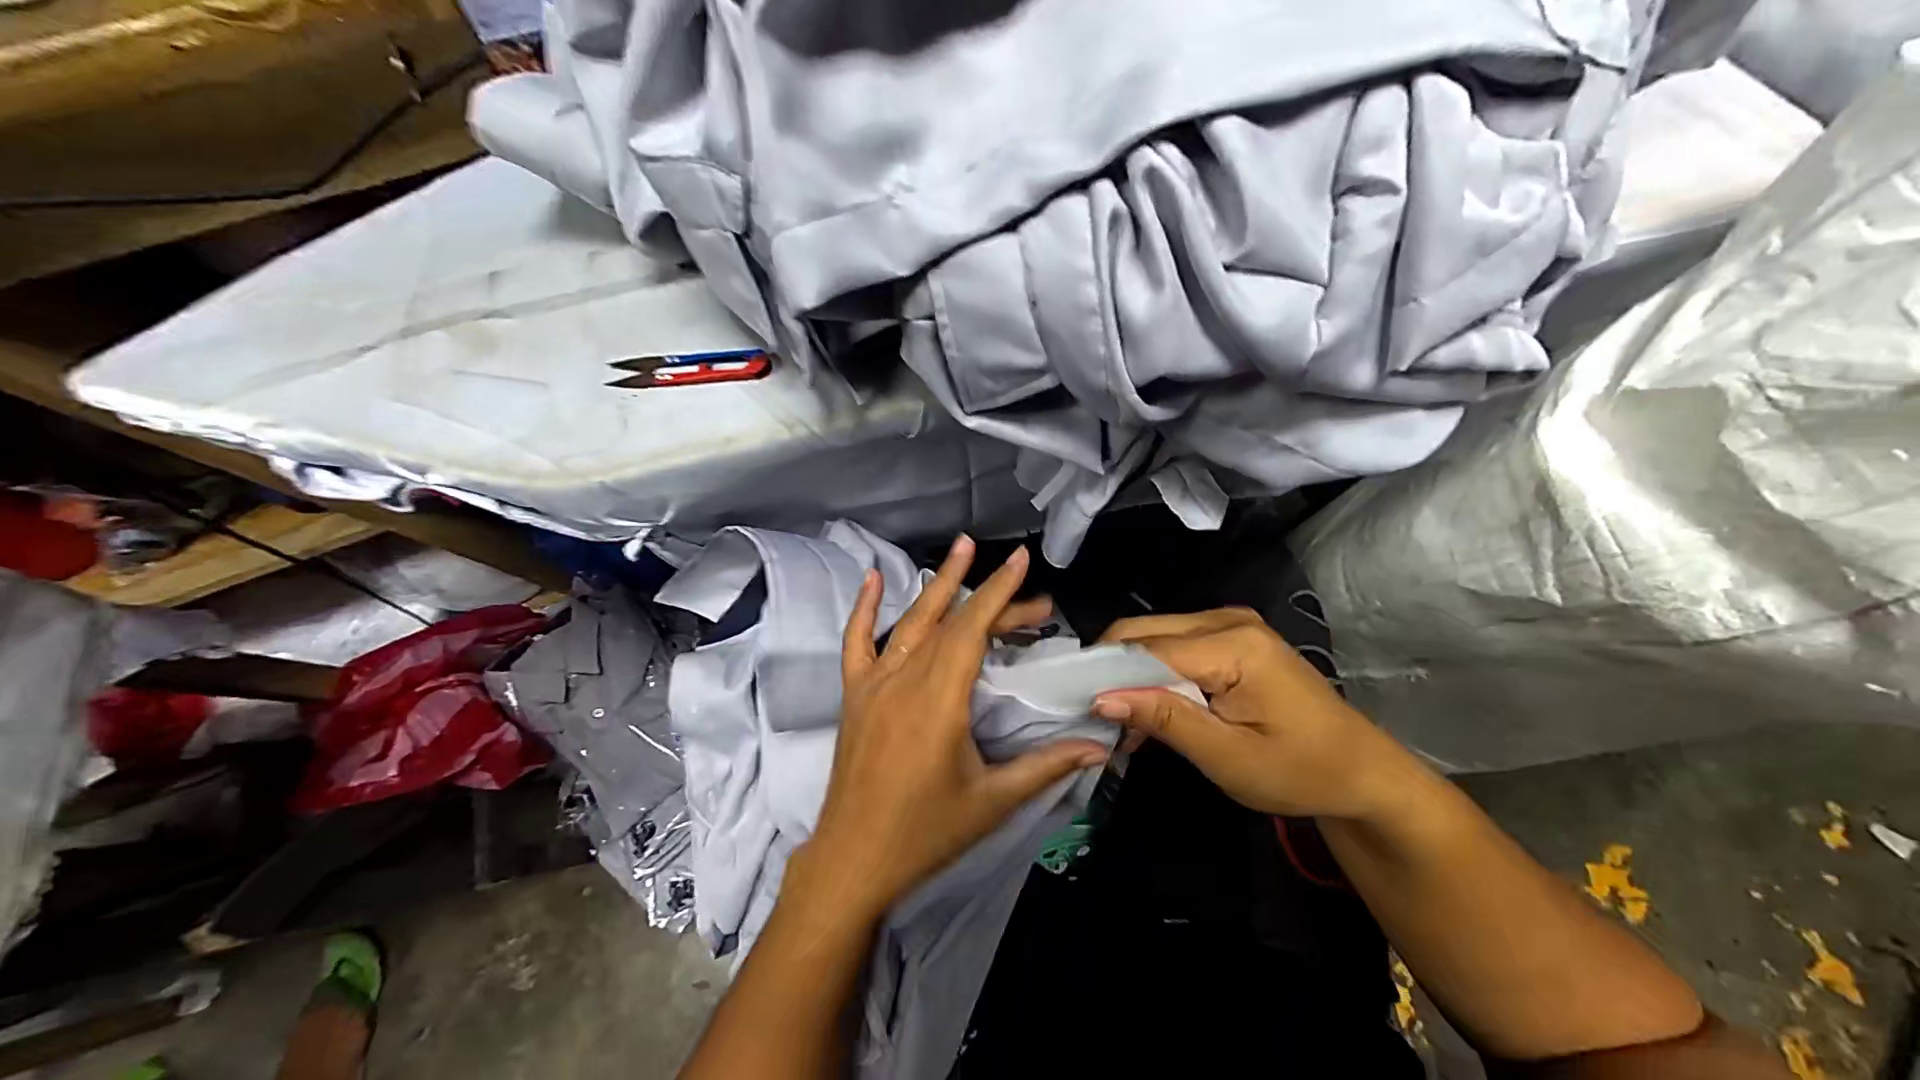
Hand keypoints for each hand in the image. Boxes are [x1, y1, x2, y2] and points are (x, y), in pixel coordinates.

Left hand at [792, 537, 1109, 919]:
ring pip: (911, 622)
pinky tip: (872, 576)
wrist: (853, 859)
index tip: (1023, 561)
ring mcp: (874, 685)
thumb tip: (1100, 746)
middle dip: (991, 598)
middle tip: (1027, 583)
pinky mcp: (854, 696)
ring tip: (964, 549)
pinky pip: (856, 642)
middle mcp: (904, 680)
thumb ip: (1046, 765)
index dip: (999, 592)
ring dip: (940, 585)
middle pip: (952, 623)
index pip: (973, 630)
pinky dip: (864, 608)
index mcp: (939, 700)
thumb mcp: (992, 800)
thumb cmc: (926, 833)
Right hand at [1092, 607, 1420, 821]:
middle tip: (1095, 718)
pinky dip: (1153, 673)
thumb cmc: (1300, 772)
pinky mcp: (1230, 635)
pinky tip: (1150, 708)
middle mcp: (1228, 620)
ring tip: (1121, 721)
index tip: (1076, 711)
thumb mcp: (1228, 757)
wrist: (1360, 771)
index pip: (1146, 650)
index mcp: (1234, 645)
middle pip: (1143, 632)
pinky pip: (1172, 645)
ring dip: (1130, 674)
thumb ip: (1165, 720)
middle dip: (1112, 672)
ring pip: (1153, 637)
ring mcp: (1230, 623)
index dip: (1105, 677)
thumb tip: (1100, 698)